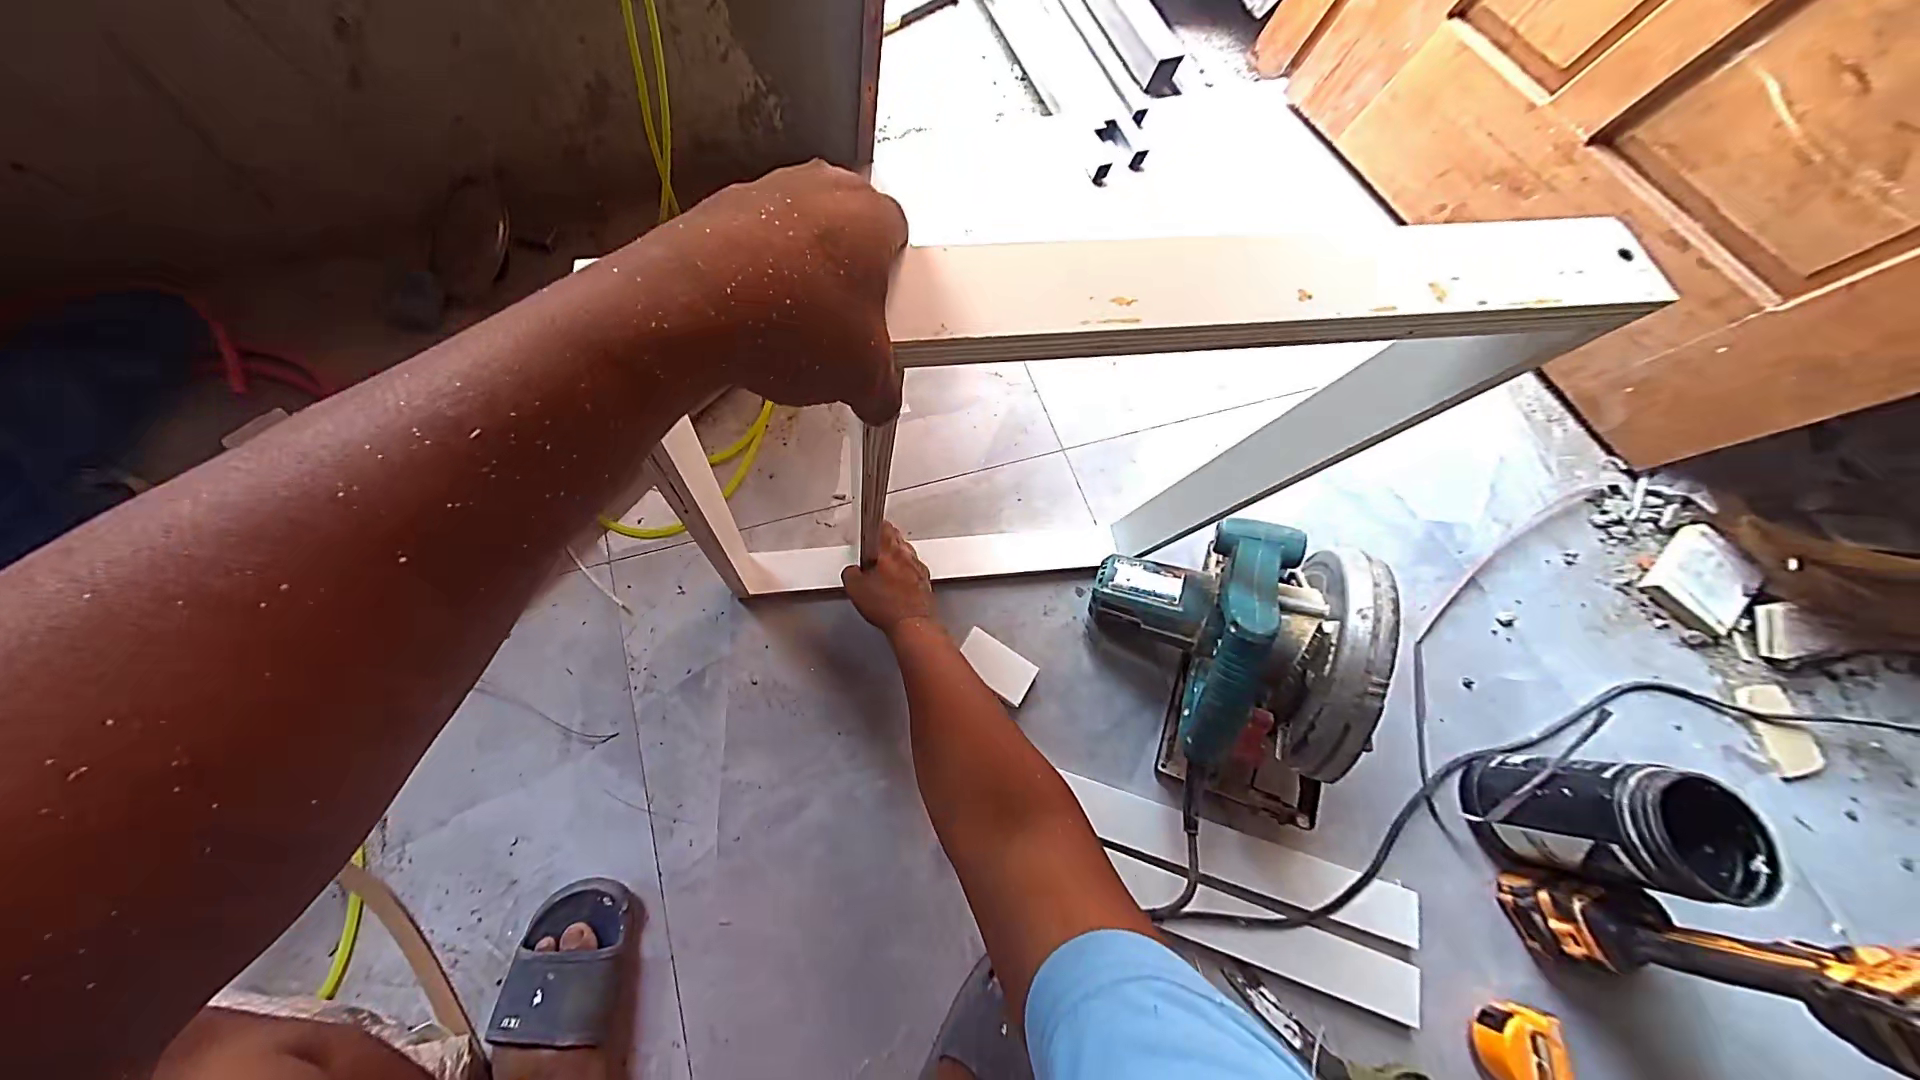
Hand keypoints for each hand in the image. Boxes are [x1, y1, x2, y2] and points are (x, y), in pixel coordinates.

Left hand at [621, 160, 908, 424]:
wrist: (691, 311)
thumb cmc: (786, 319)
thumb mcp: (862, 375)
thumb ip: (884, 390)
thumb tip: (879, 400)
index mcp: (873, 214)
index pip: (901, 242)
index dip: (894, 285)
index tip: (882, 319)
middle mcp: (820, 187)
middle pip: (848, 237)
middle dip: (847, 281)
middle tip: (842, 330)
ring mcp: (765, 192)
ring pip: (799, 240)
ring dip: (799, 281)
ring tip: (792, 333)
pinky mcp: (718, 211)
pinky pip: (752, 248)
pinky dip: (756, 281)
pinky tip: (753, 323)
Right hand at [842, 522, 934, 636]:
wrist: (911, 624)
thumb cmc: (887, 606)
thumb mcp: (855, 588)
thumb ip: (850, 572)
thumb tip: (852, 571)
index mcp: (890, 550)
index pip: (883, 527)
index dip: (874, 527)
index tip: (869, 530)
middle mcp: (907, 555)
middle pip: (896, 538)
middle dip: (884, 542)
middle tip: (874, 551)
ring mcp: (918, 568)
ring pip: (906, 554)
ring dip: (895, 558)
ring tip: (883, 572)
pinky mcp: (925, 581)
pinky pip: (913, 570)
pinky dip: (905, 573)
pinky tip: (896, 586)